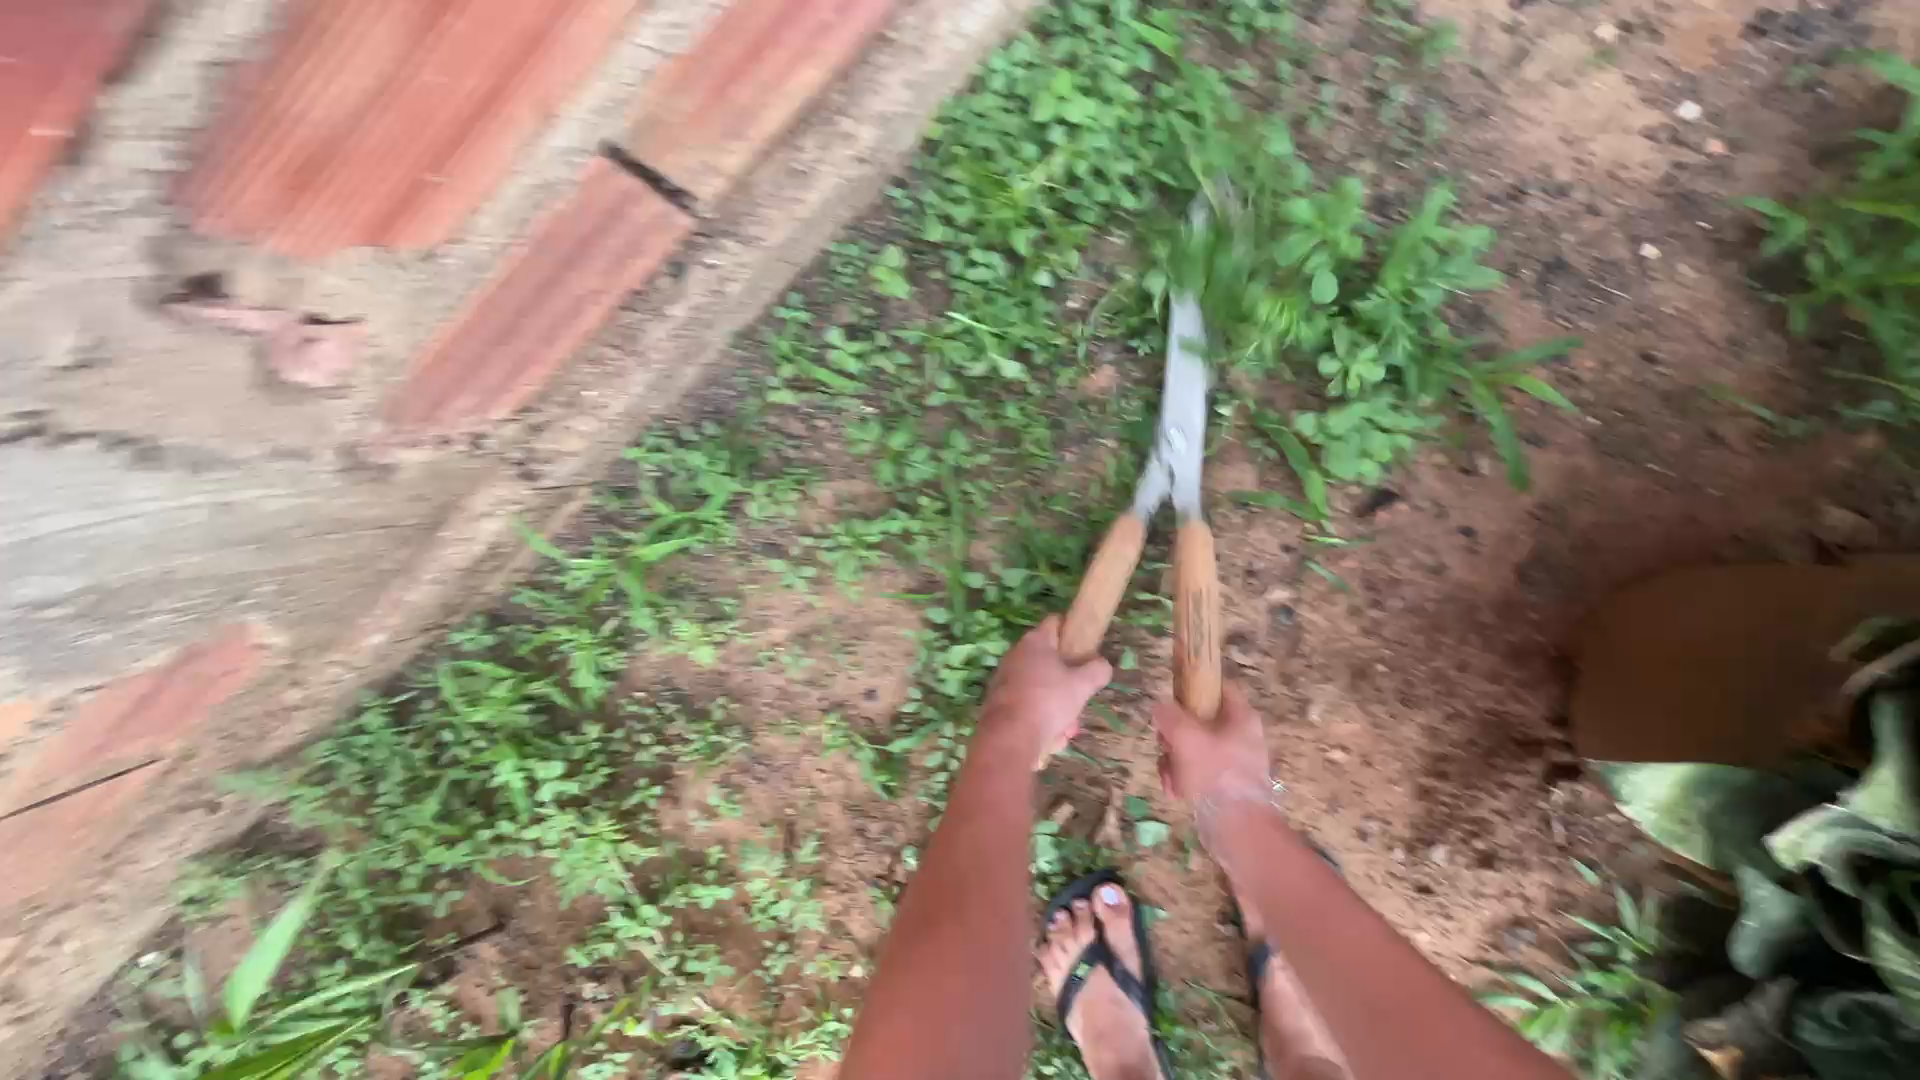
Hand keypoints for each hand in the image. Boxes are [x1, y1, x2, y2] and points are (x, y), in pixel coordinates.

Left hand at [980, 616, 1112, 767]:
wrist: (1009, 737)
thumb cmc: (1047, 701)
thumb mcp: (1082, 685)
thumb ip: (1097, 671)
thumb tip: (1101, 665)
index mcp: (1035, 642)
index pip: (1056, 622)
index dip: (1073, 630)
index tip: (1086, 647)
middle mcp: (1016, 655)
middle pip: (1050, 662)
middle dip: (1068, 684)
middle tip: (1079, 699)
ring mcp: (1005, 679)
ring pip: (1041, 690)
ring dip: (1057, 709)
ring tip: (1066, 729)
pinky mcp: (998, 703)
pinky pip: (1028, 707)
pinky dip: (1040, 721)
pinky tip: (1050, 739)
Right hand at [1152, 681, 1272, 803]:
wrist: (1239, 829)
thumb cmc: (1216, 774)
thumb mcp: (1186, 737)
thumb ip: (1169, 716)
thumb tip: (1160, 707)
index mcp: (1241, 718)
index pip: (1220, 687)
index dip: (1194, 686)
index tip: (1171, 696)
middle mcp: (1241, 736)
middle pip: (1199, 720)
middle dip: (1174, 735)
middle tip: (1165, 746)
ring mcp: (1234, 762)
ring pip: (1193, 748)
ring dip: (1174, 761)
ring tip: (1170, 777)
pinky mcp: (1226, 786)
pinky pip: (1198, 773)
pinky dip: (1183, 780)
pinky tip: (1176, 792)